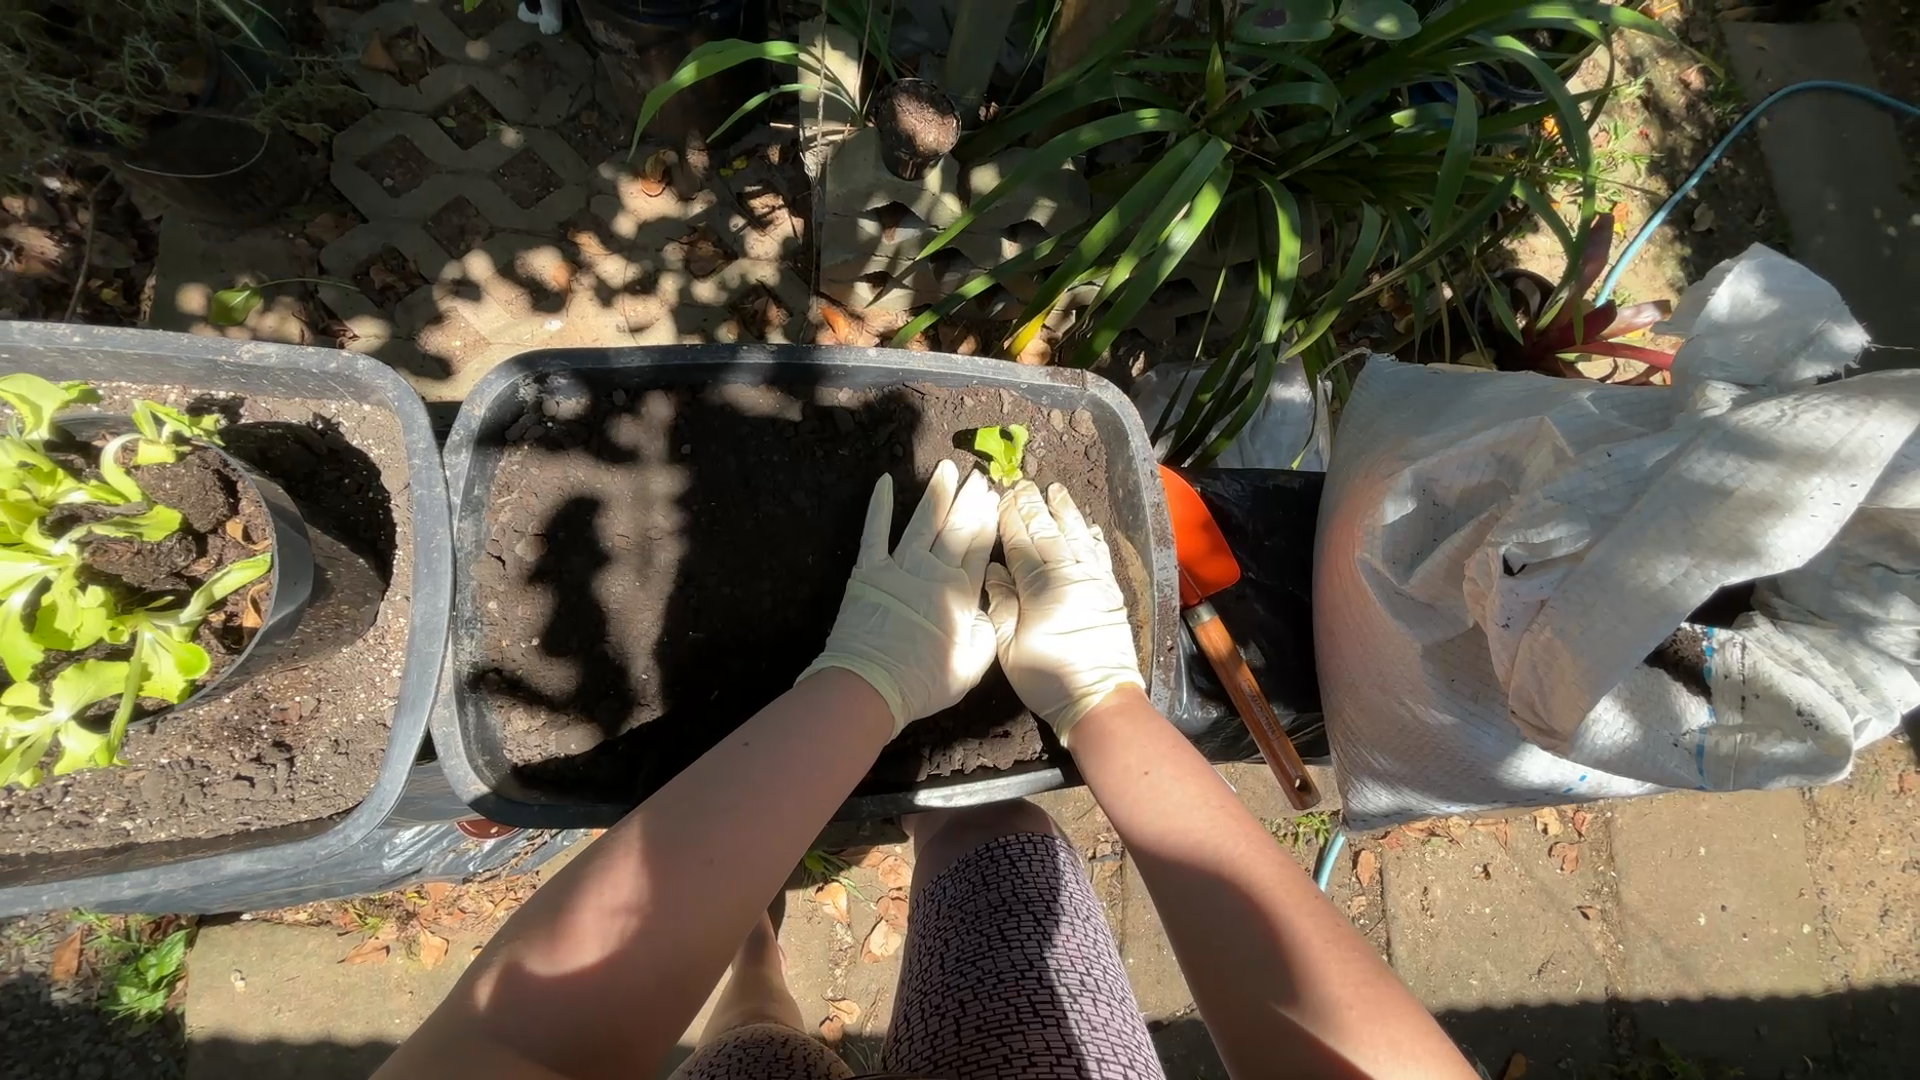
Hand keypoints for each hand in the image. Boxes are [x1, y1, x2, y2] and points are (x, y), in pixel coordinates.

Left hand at [798, 460, 998, 732]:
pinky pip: (874, 532)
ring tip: (947, 468)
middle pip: (957, 528)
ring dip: (936, 493)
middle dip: (970, 500)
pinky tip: (884, 481)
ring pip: (923, 522)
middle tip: (979, 476)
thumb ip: (987, 631)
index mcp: (961, 594)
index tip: (996, 497)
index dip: (988, 520)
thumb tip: (987, 607)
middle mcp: (934, 572)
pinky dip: (878, 506)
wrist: (871, 685)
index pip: (980, 548)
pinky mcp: (869, 570)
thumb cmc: (924, 682)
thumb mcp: (974, 666)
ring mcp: (900, 567)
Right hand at [985, 481, 1143, 744]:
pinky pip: (1100, 554)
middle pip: (1048, 532)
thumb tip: (994, 570)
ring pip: (1077, 536)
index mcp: (1039, 587)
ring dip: (1065, 511)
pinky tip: (1087, 524)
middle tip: (1024, 484)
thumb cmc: (1047, 679)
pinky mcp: (1110, 591)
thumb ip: (1001, 604)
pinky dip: (1092, 536)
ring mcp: (1093, 580)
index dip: (1010, 518)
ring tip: (1056, 490)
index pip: (1020, 543)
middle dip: (1034, 506)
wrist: (1100, 699)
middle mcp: (1068, 575)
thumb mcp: (1009, 648)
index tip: (1002, 496)